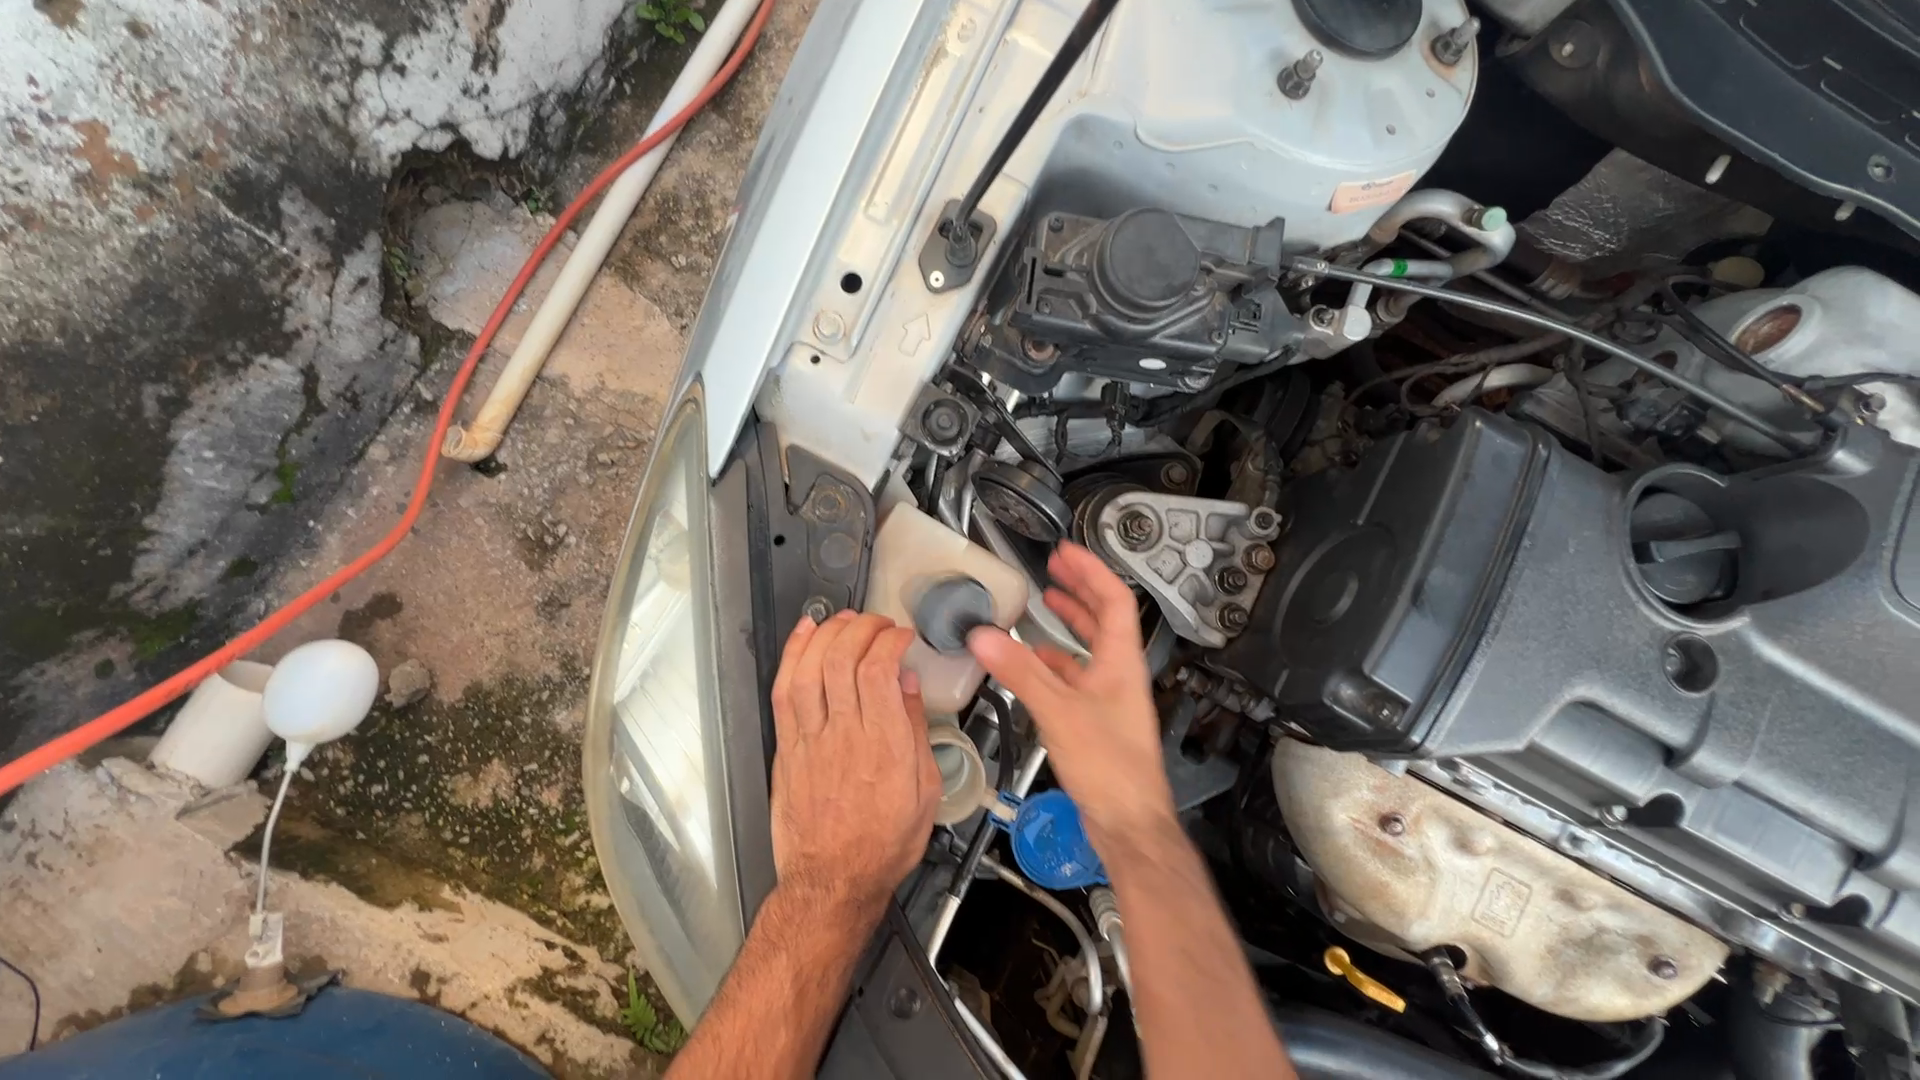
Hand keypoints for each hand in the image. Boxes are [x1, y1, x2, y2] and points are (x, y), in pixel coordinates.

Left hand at [769, 611, 939, 921]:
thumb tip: (908, 686)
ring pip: (811, 668)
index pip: (880, 670)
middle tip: (878, 624)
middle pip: (844, 659)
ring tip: (845, 618)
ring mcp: (810, 739)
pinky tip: (804, 633)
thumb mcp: (925, 791)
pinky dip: (793, 655)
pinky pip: (784, 691)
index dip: (890, 640)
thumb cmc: (884, 843)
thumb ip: (915, 732)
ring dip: (827, 633)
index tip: (902, 636)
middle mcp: (845, 735)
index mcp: (885, 745)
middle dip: (862, 627)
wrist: (833, 881)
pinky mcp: (787, 747)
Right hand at [966, 543, 1174, 845]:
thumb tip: (984, 636)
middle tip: (1055, 569)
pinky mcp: (1097, 721)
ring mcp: (1110, 698)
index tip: (1066, 552)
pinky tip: (1035, 663)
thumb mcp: (1060, 712)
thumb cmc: (1111, 768)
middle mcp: (1119, 675)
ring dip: (1068, 623)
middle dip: (1079, 590)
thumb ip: (1020, 672)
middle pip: (1104, 619)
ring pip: (1089, 648)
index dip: (1091, 572)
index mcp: (1121, 662)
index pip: (1114, 600)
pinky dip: (1055, 663)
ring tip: (1045, 604)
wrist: (1129, 823)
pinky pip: (1075, 678)